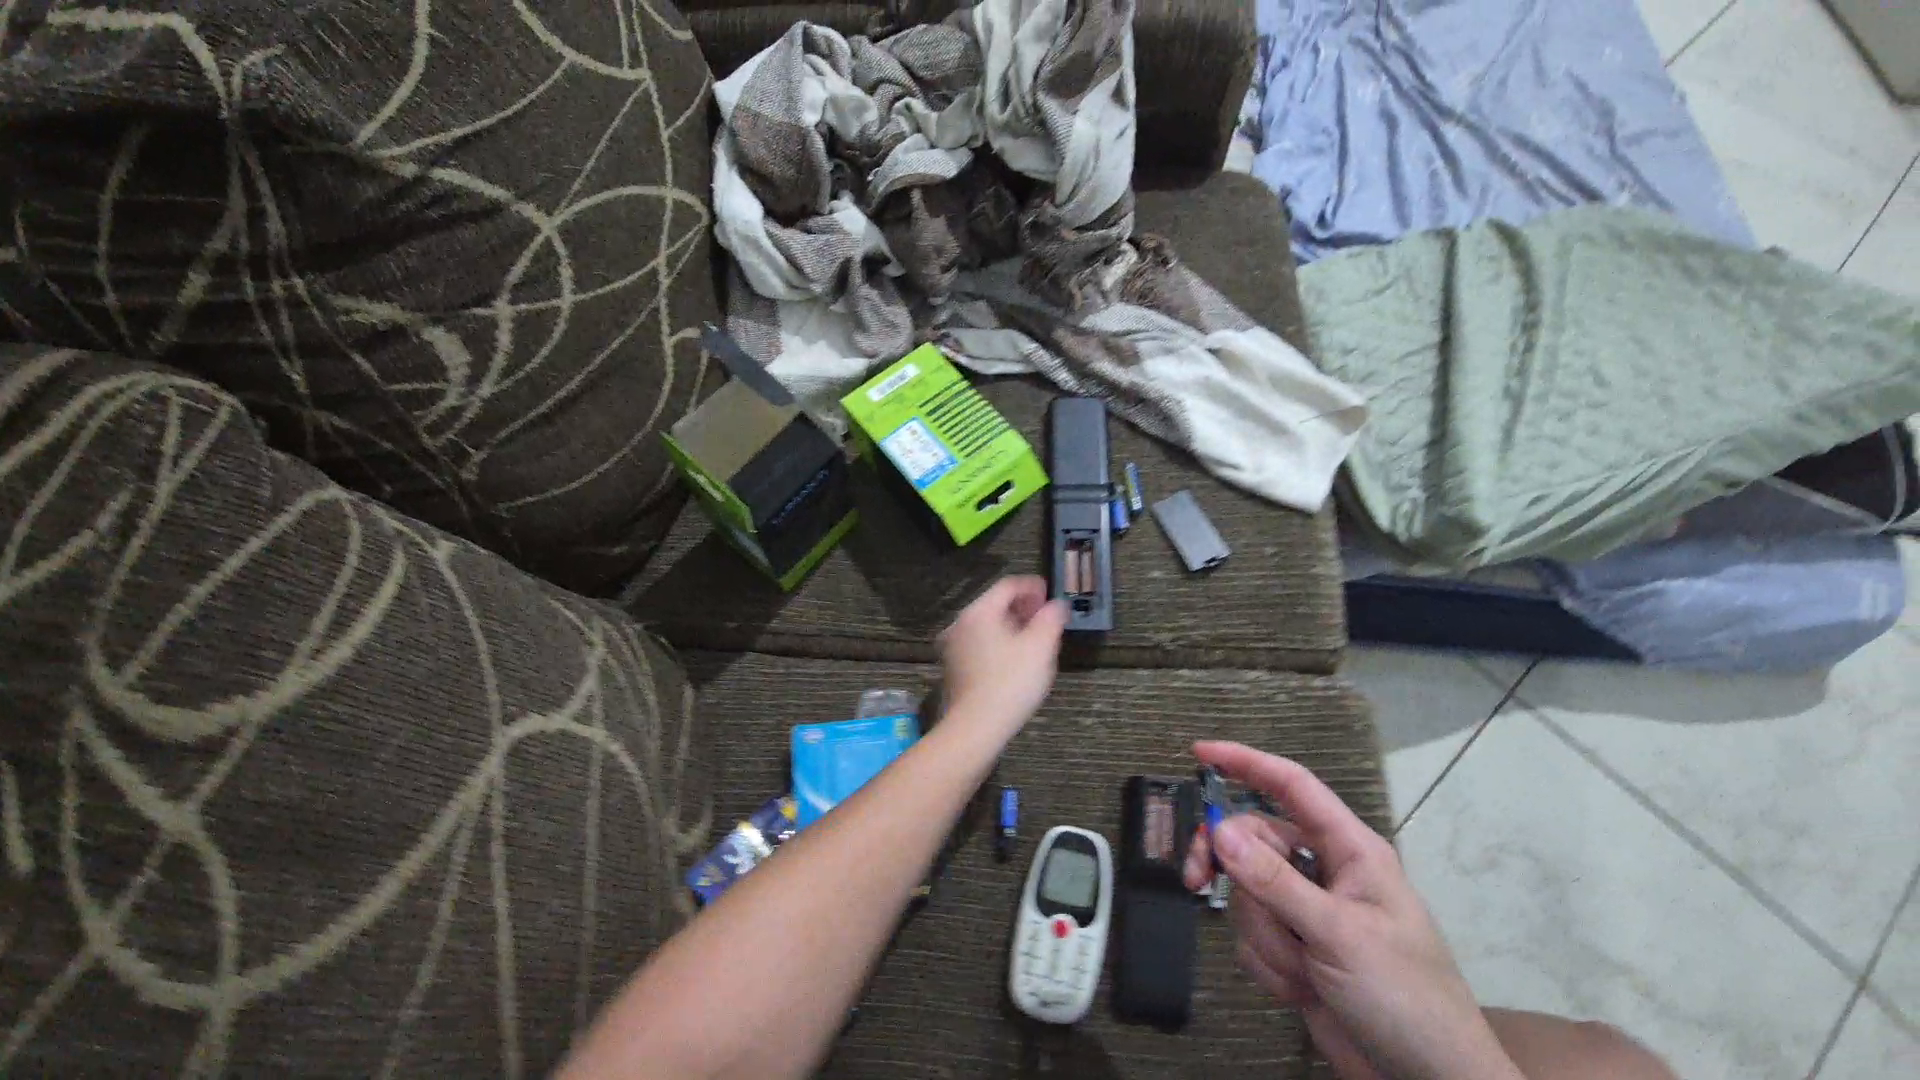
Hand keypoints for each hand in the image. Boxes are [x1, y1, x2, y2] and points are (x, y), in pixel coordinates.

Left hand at [935, 576, 1067, 738]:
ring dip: (1012, 627)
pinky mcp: (953, 668)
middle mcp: (960, 623)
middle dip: (1023, 609)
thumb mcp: (1041, 647)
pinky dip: (999, 643)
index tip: (1050, 596)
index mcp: (979, 612)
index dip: (1032, 587)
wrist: (975, 727)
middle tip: (1046, 619)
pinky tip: (1016, 660)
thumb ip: (1051, 619)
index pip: (1008, 586)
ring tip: (1035, 640)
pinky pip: (980, 644)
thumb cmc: (1011, 682)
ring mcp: (952, 646)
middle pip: (995, 605)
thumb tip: (1057, 605)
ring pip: (987, 626)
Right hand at [1182, 742, 1521, 1079]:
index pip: (1291, 786)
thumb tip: (1219, 829)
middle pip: (1253, 842)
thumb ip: (1275, 882)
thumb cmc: (1403, 996)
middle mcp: (1324, 871)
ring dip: (1265, 936)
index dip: (1246, 763)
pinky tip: (1303, 990)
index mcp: (1349, 850)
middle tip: (1197, 884)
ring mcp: (1307, 912)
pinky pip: (1251, 937)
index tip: (1198, 752)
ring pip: (1248, 894)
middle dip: (1232, 871)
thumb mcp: (1338, 935)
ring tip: (1304, 972)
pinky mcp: (1295, 950)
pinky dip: (1268, 964)